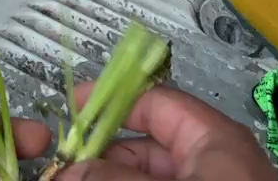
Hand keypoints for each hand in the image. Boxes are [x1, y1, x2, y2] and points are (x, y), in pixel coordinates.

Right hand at [65, 85, 277, 180]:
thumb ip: (116, 180)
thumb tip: (69, 172)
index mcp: (212, 139)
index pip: (155, 104)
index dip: (112, 104)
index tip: (74, 114)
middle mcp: (212, 163)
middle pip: (147, 148)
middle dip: (104, 158)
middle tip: (65, 171)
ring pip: (150, 179)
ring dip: (112, 180)